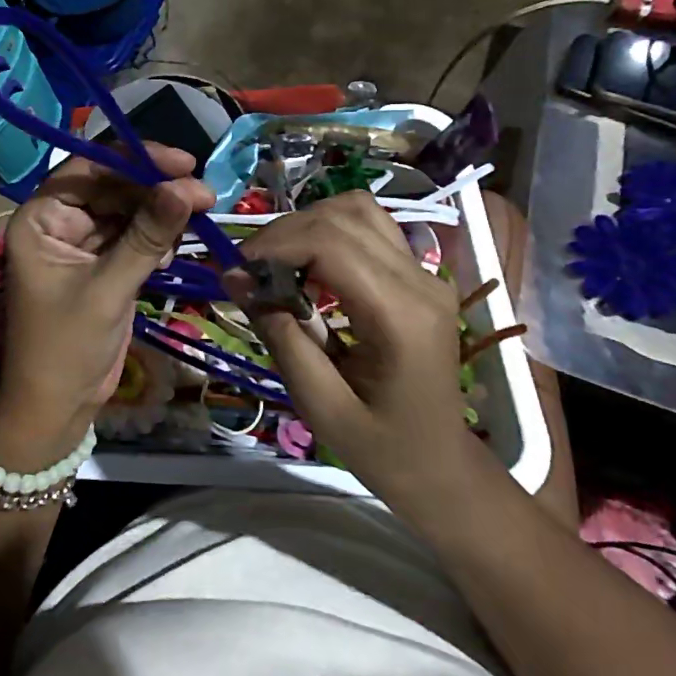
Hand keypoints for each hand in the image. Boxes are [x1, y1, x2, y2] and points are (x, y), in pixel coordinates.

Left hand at [0, 144, 213, 468]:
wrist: (59, 408)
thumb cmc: (66, 347)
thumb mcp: (108, 289)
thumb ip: (147, 237)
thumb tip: (186, 188)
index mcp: (42, 220)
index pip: (88, 170)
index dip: (135, 160)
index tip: (182, 163)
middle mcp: (61, 224)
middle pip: (114, 187)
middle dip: (157, 189)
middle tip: (204, 195)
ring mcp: (86, 245)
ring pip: (130, 211)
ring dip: (163, 213)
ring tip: (200, 218)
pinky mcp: (107, 266)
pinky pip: (137, 237)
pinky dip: (159, 239)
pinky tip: (174, 253)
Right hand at [224, 192, 474, 503]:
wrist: (440, 465)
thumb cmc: (382, 449)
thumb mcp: (320, 407)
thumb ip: (282, 339)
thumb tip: (238, 281)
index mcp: (402, 316)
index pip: (333, 244)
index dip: (277, 245)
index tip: (236, 272)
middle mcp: (421, 281)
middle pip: (344, 217)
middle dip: (285, 233)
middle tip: (248, 271)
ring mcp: (427, 273)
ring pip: (359, 210)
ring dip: (309, 225)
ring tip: (277, 264)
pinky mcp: (421, 275)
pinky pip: (371, 228)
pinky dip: (330, 231)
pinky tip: (308, 265)